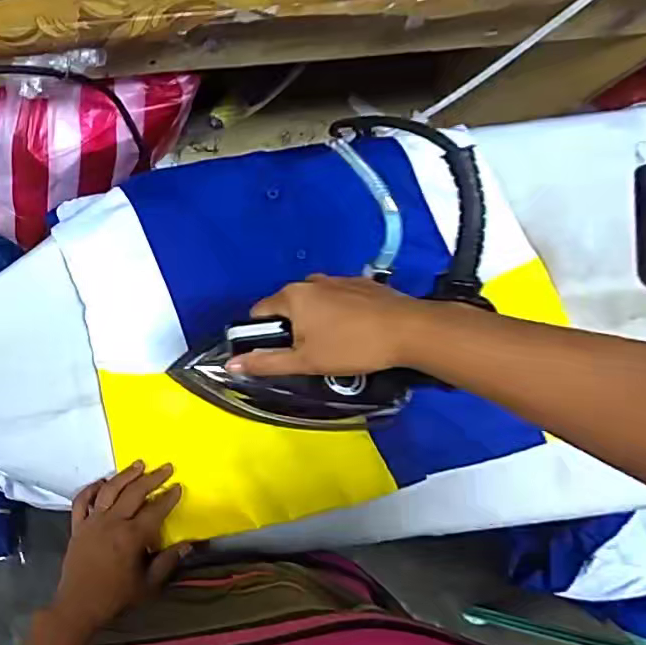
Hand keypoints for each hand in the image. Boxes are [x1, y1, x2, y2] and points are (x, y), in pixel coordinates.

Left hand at [48, 462, 187, 640]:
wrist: (80, 603)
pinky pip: (82, 500)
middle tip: (166, 467)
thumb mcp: (149, 585)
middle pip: (134, 493)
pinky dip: (92, 488)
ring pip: (109, 490)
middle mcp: (111, 522)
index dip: (168, 498)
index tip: (178, 486)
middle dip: (152, 478)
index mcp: (131, 537)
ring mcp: (92, 521)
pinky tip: (102, 481)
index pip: (154, 511)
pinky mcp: (77, 524)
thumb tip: (188, 545)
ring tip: (138, 464)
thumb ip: (167, 562)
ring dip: (125, 475)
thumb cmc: (116, 596)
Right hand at [225, 275, 436, 376]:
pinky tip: (358, 330)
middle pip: (287, 306)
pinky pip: (340, 298)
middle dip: (293, 327)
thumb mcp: (306, 362)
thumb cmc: (354, 347)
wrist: (414, 332)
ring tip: (338, 342)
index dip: (264, 335)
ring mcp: (339, 279)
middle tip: (311, 352)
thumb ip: (267, 362)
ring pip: (315, 302)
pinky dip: (341, 312)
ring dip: (317, 319)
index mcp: (292, 296)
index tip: (281, 352)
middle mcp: (311, 281)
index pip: (258, 313)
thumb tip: (231, 364)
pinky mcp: (364, 283)